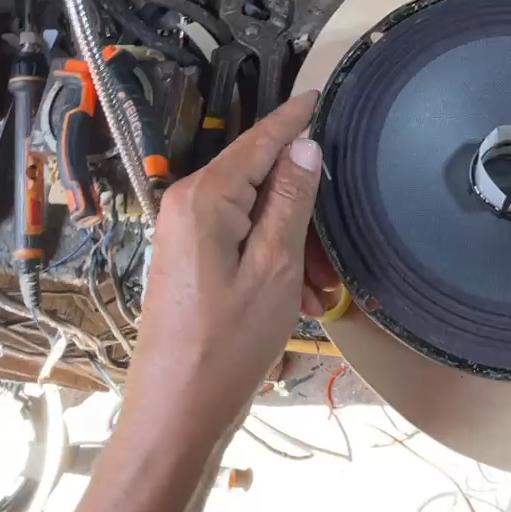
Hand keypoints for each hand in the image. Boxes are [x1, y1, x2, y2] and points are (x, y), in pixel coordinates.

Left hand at [124, 91, 323, 442]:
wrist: (175, 415)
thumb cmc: (227, 344)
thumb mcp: (275, 267)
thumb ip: (291, 201)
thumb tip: (304, 147)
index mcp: (204, 198)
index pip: (258, 142)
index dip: (292, 120)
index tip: (317, 96)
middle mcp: (187, 206)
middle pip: (259, 182)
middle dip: (303, 211)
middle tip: (335, 252)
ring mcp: (185, 234)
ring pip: (255, 216)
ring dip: (293, 245)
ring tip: (319, 291)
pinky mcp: (190, 260)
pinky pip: (241, 242)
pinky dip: (273, 262)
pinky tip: (298, 299)